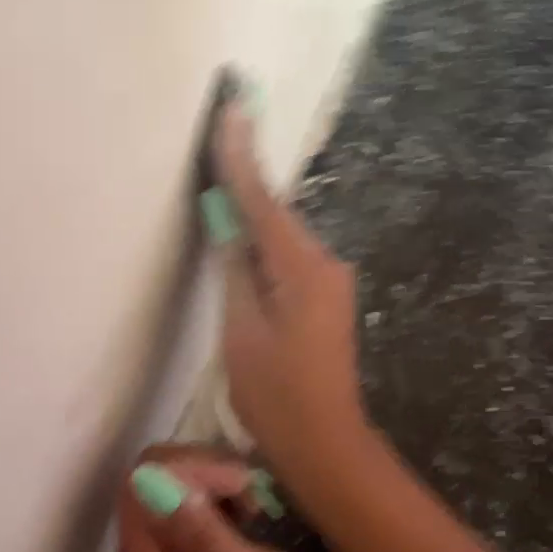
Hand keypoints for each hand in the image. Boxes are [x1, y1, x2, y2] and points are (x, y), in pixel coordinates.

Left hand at [113, 445, 322, 551]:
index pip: (140, 484)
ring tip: (251, 503)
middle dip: (205, 470)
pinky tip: (242, 508)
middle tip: (250, 492)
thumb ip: (203, 535)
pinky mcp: (169, 540)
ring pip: (169, 473)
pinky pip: (181, 488)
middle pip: (152, 472)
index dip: (187, 468)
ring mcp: (149, 547)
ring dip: (215, 476)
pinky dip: (215, 485)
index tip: (237, 483)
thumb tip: (164, 482)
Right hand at [211, 107, 367, 479]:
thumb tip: (228, 223)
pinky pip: (287, 255)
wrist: (327, 444)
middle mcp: (325, 262)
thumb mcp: (241, 332)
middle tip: (224, 124)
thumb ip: (235, 270)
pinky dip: (263, 240)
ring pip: (281, 233)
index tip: (233, 107)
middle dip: (245, 175)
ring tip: (222, 170)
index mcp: (303, 267)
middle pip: (275, 211)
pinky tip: (242, 230)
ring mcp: (330, 279)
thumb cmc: (277, 395)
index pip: (263, 200)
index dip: (241, 156)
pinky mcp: (325, 296)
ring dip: (252, 208)